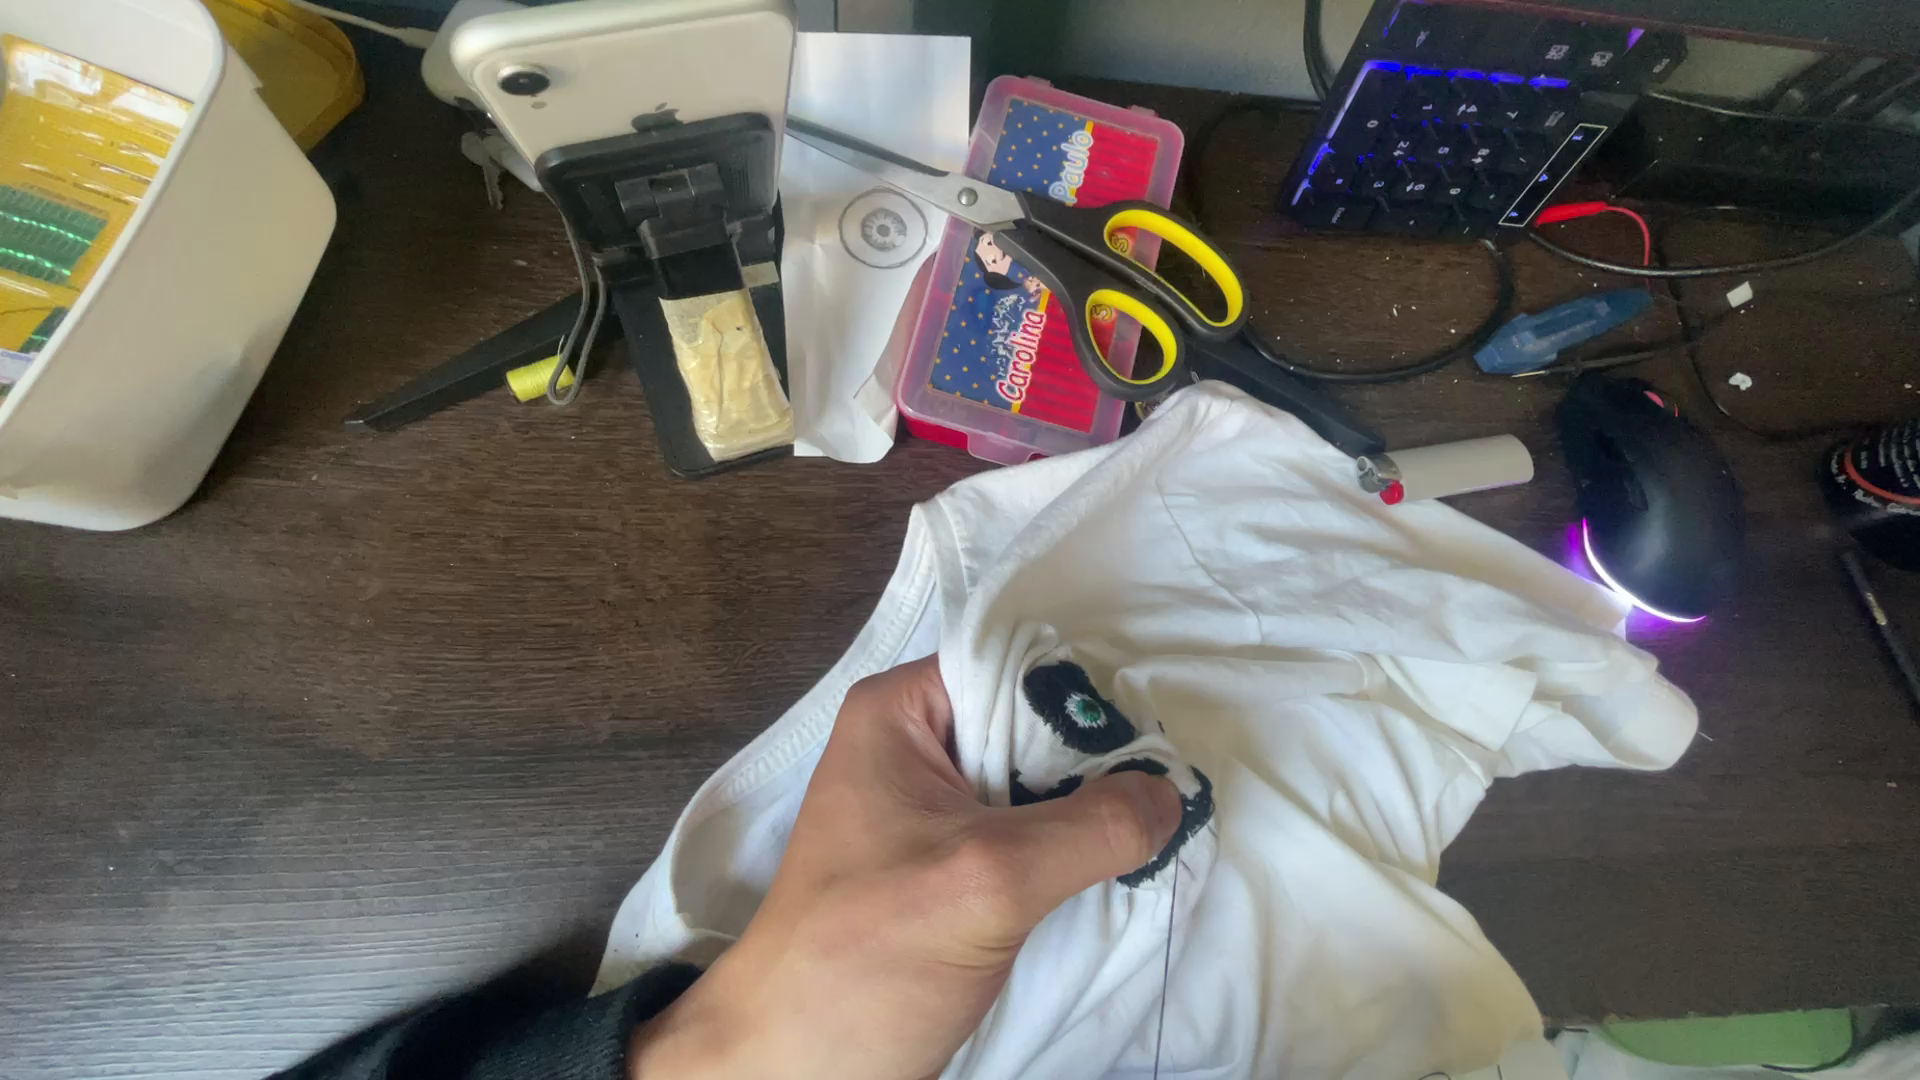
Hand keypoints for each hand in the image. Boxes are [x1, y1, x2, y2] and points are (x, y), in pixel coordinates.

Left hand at [629, 656, 1182, 1079]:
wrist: (798, 1062)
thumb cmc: (871, 952)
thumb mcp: (990, 879)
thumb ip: (1090, 828)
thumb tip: (1171, 790)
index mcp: (900, 709)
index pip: (1009, 665)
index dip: (1080, 690)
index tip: (1153, 722)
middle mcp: (912, 738)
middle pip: (1023, 717)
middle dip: (1091, 749)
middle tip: (1167, 772)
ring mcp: (927, 797)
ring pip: (1027, 772)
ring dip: (1084, 796)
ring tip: (1156, 807)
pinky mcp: (944, 848)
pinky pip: (1019, 818)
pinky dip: (1064, 833)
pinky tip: (1115, 847)